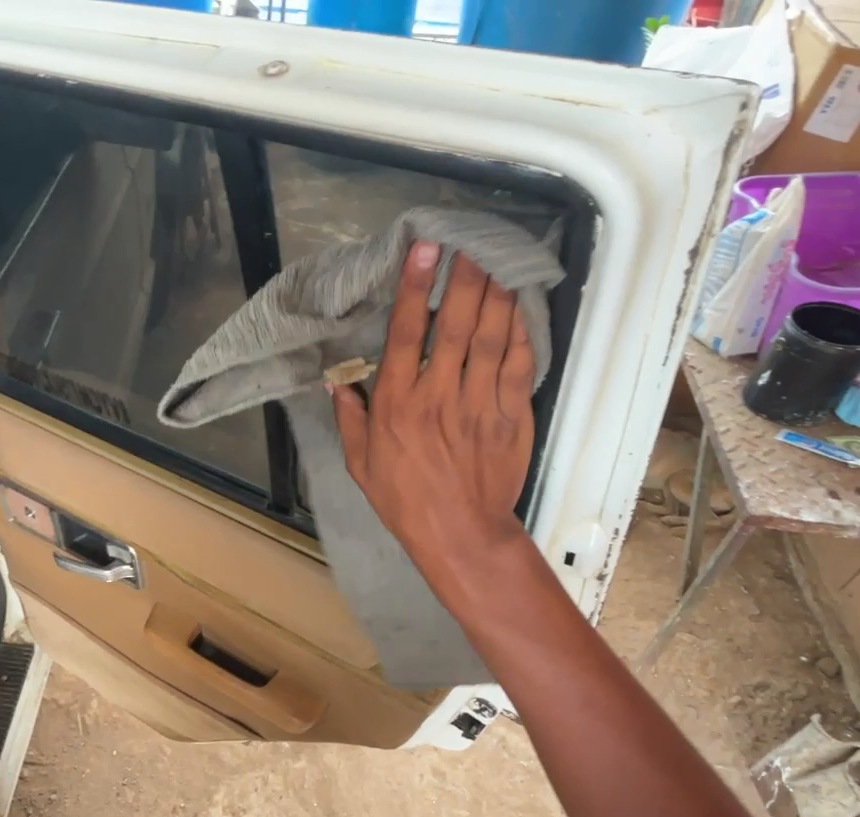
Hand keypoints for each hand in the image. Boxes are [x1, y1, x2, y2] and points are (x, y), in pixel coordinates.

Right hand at [331, 240, 538, 610]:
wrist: (458, 532)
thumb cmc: (404, 499)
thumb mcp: (360, 463)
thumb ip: (351, 419)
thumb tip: (340, 383)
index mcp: (397, 405)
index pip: (407, 335)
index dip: (417, 288)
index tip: (425, 251)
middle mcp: (438, 396)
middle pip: (455, 326)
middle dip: (464, 278)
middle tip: (472, 241)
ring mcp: (478, 404)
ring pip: (490, 338)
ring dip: (495, 295)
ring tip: (499, 260)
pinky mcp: (509, 416)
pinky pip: (516, 365)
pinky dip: (520, 333)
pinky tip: (518, 307)